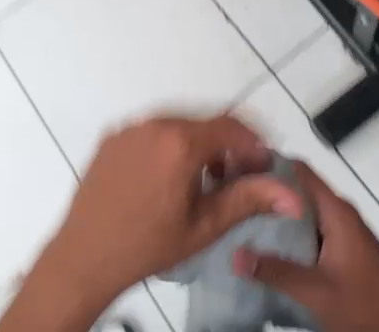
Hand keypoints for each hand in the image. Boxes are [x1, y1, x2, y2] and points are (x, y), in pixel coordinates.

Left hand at [0, 114, 302, 330]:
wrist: (84, 255)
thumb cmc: (148, 245)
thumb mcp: (204, 227)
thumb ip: (249, 200)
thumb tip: (294, 195)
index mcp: (179, 142)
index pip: (230, 127)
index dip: (253, 143)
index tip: (263, 166)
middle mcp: (153, 123)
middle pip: (203, 124)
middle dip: (226, 146)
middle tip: (236, 178)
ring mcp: (128, 128)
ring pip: (176, 126)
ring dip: (197, 145)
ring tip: (204, 181)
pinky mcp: (111, 138)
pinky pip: (150, 132)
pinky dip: (168, 146)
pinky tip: (170, 179)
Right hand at [237, 161, 378, 331]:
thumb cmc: (369, 310)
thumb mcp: (319, 293)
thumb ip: (276, 271)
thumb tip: (233, 254)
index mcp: (337, 212)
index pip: (299, 169)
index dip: (268, 164)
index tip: (234, 169)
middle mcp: (341, 214)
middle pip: (299, 190)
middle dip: (267, 191)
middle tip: (231, 196)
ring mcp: (345, 234)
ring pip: (305, 213)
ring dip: (277, 215)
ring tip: (240, 219)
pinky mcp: (346, 253)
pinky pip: (312, 231)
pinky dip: (290, 234)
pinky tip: (267, 247)